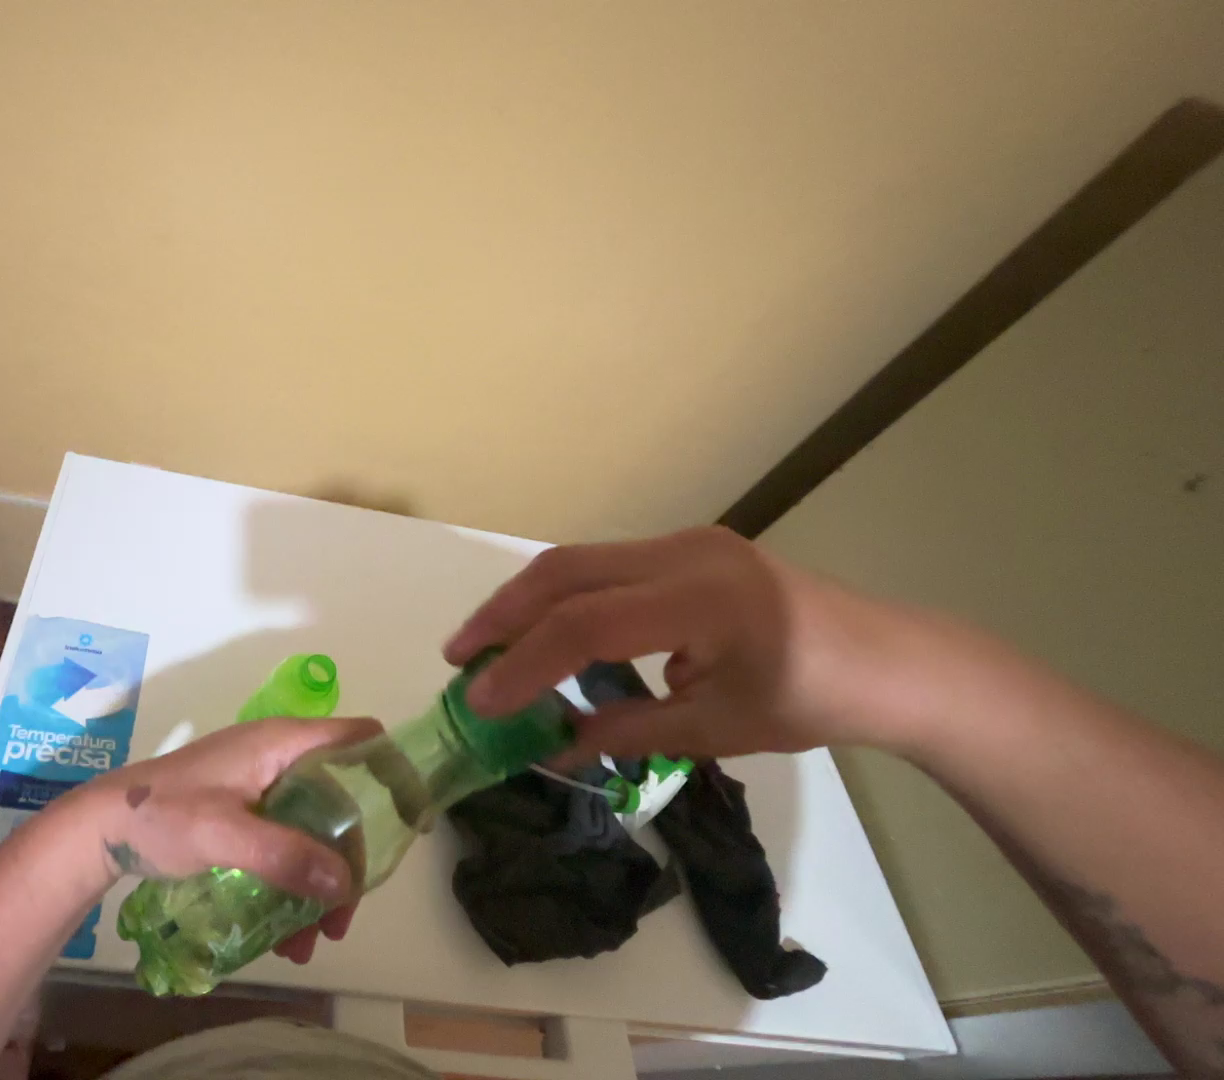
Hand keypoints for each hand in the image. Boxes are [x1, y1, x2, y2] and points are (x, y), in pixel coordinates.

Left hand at [69, 715, 380, 958]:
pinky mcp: (246, 812)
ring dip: (319, 883)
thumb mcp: (223, 834)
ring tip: (309, 941)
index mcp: (280, 743)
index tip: (409, 820)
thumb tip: (345, 883)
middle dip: (348, 859)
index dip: (389, 769)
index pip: (357, 738)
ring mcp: (261, 785)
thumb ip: (283, 854)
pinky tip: (284, 932)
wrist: (102, 827)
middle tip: (342, 915)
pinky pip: (288, 844)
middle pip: (341, 799)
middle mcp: (278, 758)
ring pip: (315, 829)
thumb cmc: (163, 814)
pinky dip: (293, 882)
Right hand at [444, 526, 943, 759]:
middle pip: (565, 571)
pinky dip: (559, 599)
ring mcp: (683, 541)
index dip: (524, 664)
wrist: (892, 659)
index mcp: (706, 600)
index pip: (587, 626)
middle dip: (501, 614)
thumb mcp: (713, 729)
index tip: (479, 701)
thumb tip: (547, 750)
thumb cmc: (814, 701)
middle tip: (458, 657)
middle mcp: (685, 552)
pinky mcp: (680, 547)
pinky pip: (601, 567)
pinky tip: (544, 633)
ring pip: (575, 562)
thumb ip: (621, 733)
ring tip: (485, 646)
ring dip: (522, 603)